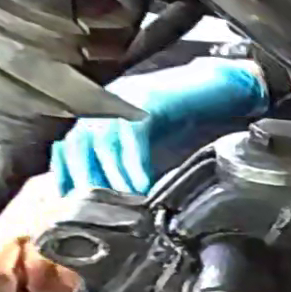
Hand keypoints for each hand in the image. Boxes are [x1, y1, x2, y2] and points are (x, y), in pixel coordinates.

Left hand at [52, 57, 267, 193]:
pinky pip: (132, 138)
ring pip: (101, 143)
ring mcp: (125, 100)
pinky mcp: (148, 102)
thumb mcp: (157, 134)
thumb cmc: (195, 113)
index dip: (66, 172)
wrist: (224, 85)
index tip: (72, 199)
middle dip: (86, 178)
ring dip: (112, 176)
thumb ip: (135, 151)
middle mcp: (107, 103)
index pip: (70, 144)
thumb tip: (121, 184)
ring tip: (126, 199)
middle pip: (78, 144)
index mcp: (104, 110)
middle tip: (98, 206)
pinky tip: (143, 183)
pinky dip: (135, 164)